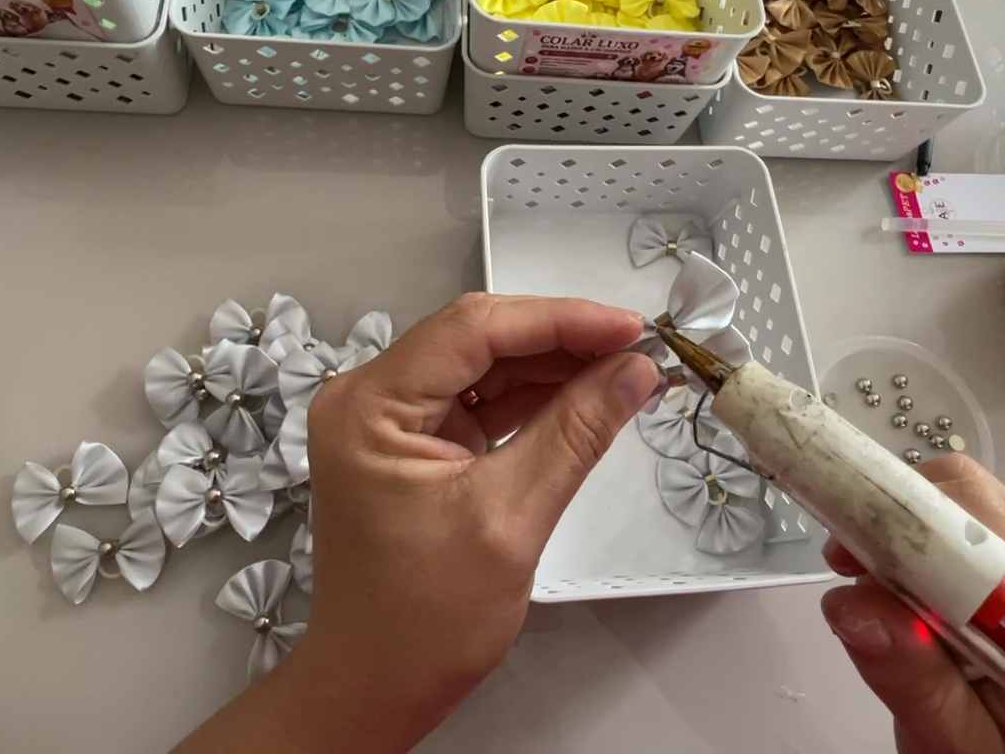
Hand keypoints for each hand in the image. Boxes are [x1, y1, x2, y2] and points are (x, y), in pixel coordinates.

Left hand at [178, 294, 659, 753]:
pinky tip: (586, 392)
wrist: (376, 687)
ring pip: (486, 363)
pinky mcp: (415, 435)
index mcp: (370, 405)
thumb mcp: (510, 520)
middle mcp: (371, 395)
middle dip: (561, 338)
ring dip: (555, 364)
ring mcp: (391, 414)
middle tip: (634, 345)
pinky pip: (482, 396)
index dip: (557, 318)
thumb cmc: (424, 622)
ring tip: (623, 367)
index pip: (473, 330)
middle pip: (479, 338)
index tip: (627, 326)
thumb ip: (576, 433)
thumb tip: (634, 370)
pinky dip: (536, 395)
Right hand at [821, 455, 1004, 753]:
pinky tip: (913, 597)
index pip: (987, 535)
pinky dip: (927, 546)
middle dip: (897, 524)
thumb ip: (915, 683)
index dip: (906, 528)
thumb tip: (852, 604)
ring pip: (971, 506)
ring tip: (879, 595)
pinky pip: (979, 528)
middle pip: (974, 502)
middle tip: (848, 570)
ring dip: (907, 533)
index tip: (845, 554)